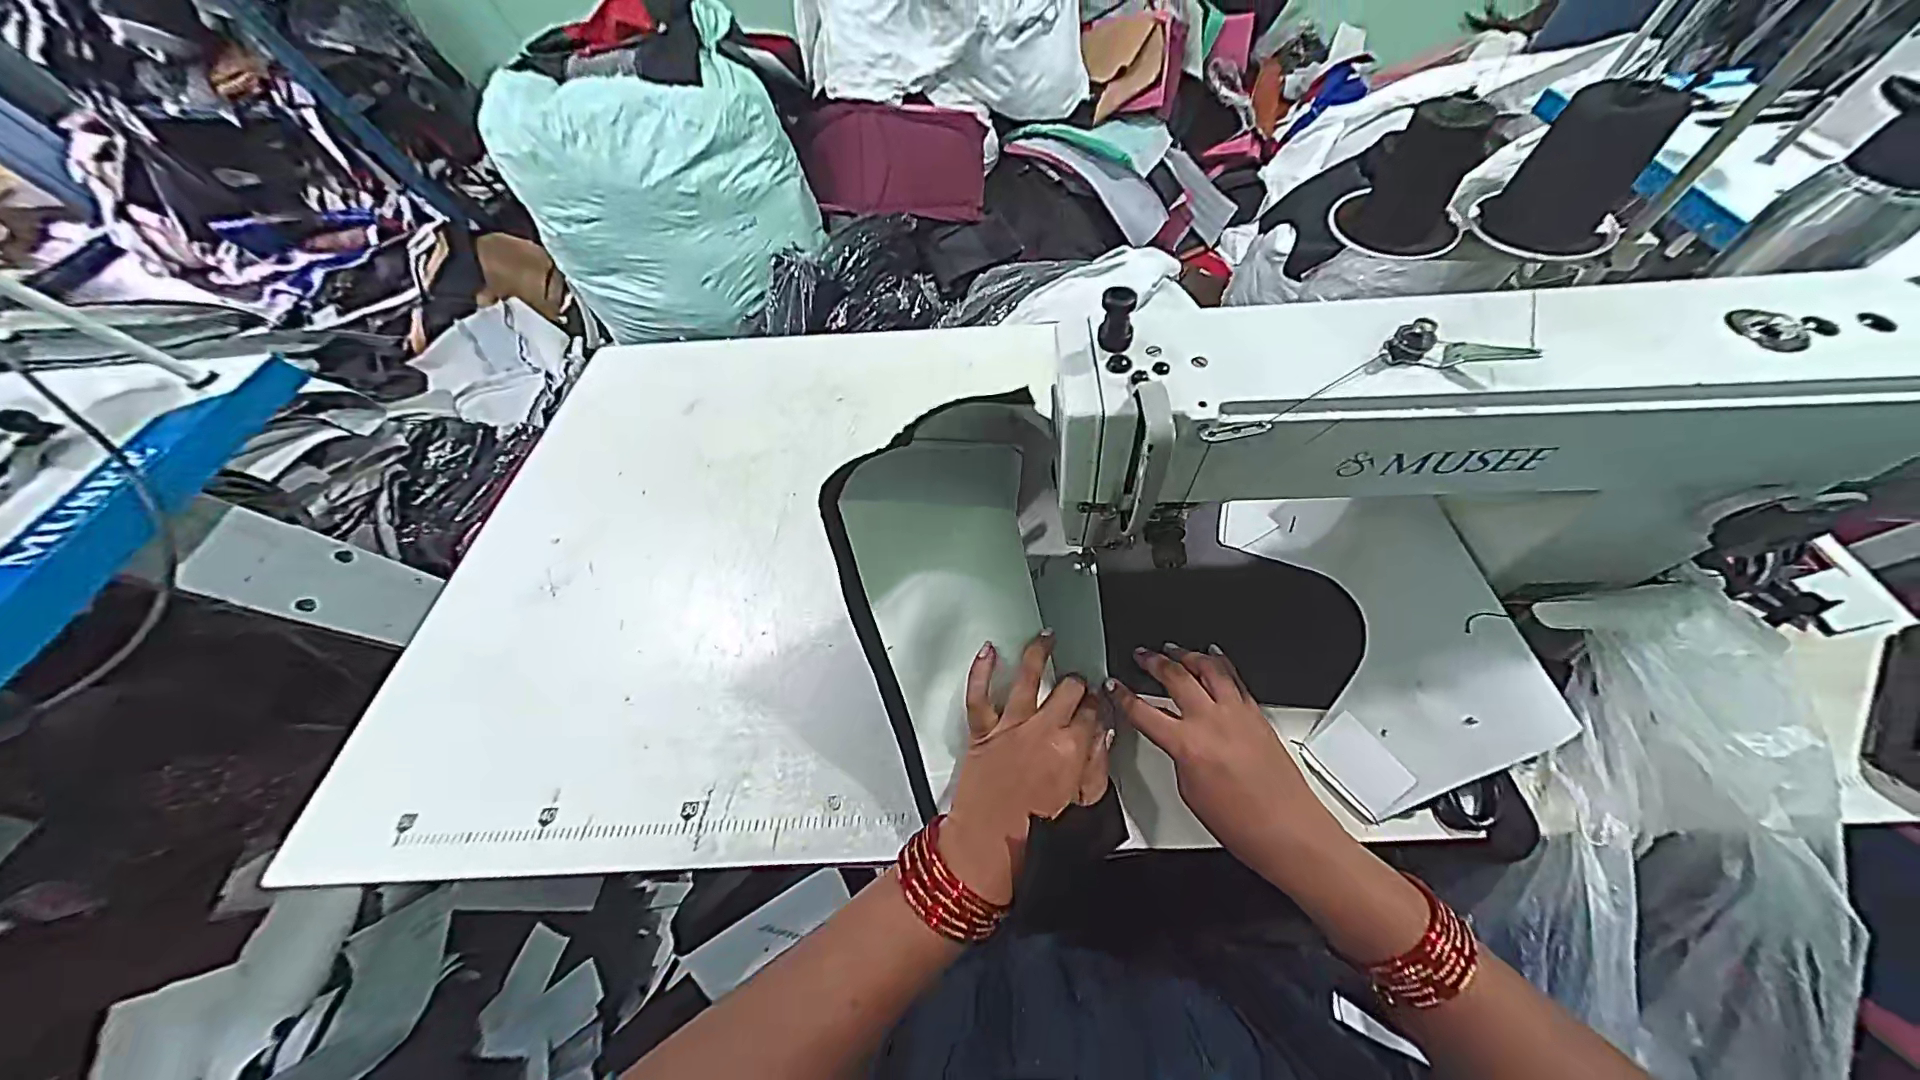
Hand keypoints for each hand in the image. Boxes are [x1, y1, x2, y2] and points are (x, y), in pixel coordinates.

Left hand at [940, 632, 1109, 904]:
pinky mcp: (983, 732)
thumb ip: (1097, 766)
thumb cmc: (1035, 837)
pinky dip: (982, 670)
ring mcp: (1011, 728)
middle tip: (1078, 681)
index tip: (1099, 700)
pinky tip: (989, 651)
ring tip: (1046, 638)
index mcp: (1072, 750)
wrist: (989, 849)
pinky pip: (980, 694)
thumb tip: (1104, 736)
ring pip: (1029, 678)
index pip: (1094, 712)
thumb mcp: (1084, 806)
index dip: (1099, 703)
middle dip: (1077, 681)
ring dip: (1040, 653)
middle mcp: (1043, 732)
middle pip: (1069, 689)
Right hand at [1108, 645, 1340, 865]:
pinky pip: (1235, 678)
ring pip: (1207, 668)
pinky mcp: (1257, 714)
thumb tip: (1174, 738)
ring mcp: (1237, 714)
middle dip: (1152, 662)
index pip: (1142, 711)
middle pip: (1174, 677)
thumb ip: (1177, 755)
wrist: (1288, 831)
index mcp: (1187, 745)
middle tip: (1142, 655)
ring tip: (1173, 648)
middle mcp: (1211, 722)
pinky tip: (1214, 656)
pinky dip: (1220, 662)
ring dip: (1186, 654)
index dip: (1122, 696)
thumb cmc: (1244, 823)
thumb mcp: (1189, 791)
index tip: (1114, 685)